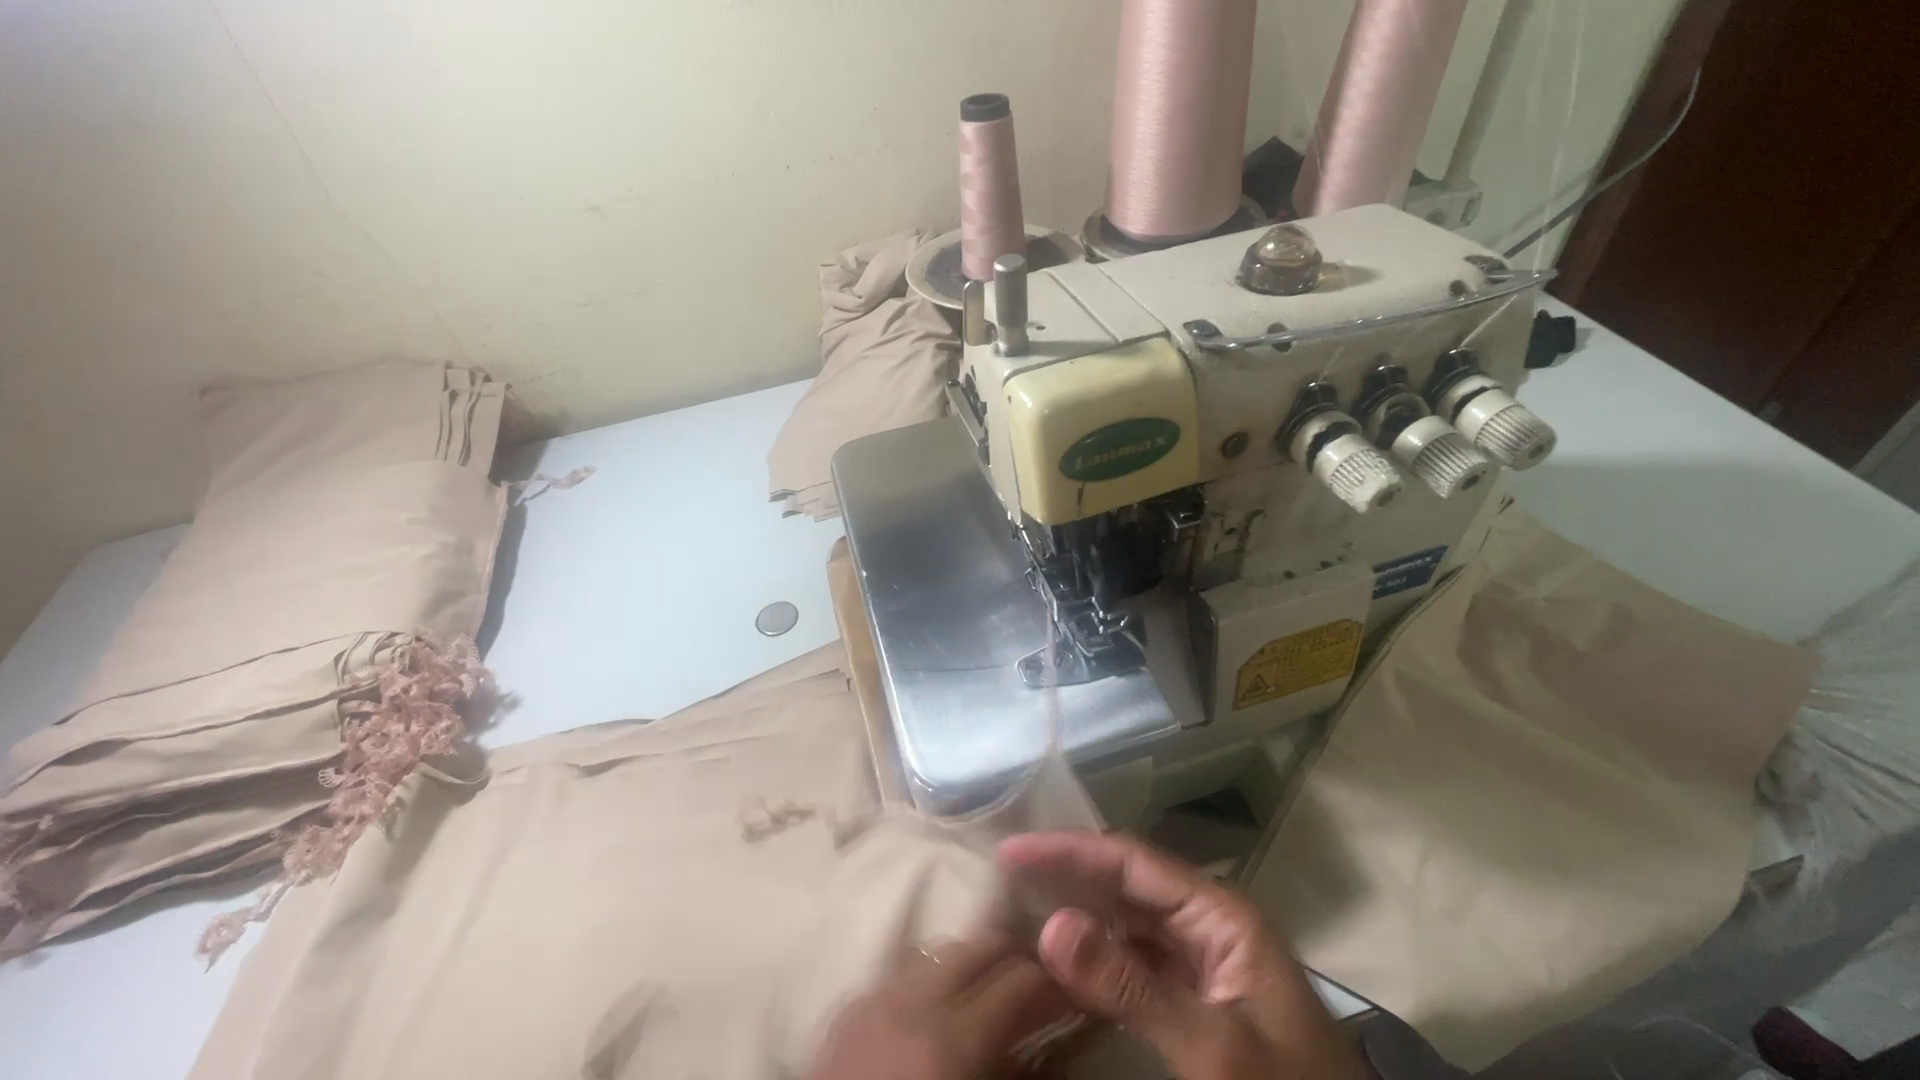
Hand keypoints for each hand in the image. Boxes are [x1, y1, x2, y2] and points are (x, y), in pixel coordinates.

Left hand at [805, 936, 1073, 1079]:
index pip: (1020, 979)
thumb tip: (1060, 1049)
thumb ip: (1026, 1079)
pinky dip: (931, 982)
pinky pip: (901, 974)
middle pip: (980, 945)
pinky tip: (938, 1011)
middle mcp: (910, 1003)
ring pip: (939, 952)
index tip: (1073, 993)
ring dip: (972, 965)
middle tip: (1036, 987)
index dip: (1054, 982)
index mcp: (951, 1040)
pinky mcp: (847, 1009)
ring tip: (988, 996)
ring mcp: (872, 998)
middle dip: (1015, 958)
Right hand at [999, 831, 1371, 1079]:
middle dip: (1067, 876)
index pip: (1132, 861)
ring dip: (1077, 916)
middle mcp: (1209, 925)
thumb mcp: (1212, 1047)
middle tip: (1002, 878)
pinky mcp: (1197, 999)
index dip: (1069, 850)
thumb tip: (1051, 923)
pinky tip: (1058, 967)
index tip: (1010, 851)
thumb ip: (1130, 986)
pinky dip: (1095, 961)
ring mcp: (1203, 963)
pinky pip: (1136, 964)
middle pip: (1127, 884)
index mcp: (1221, 915)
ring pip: (1128, 923)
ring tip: (1018, 912)